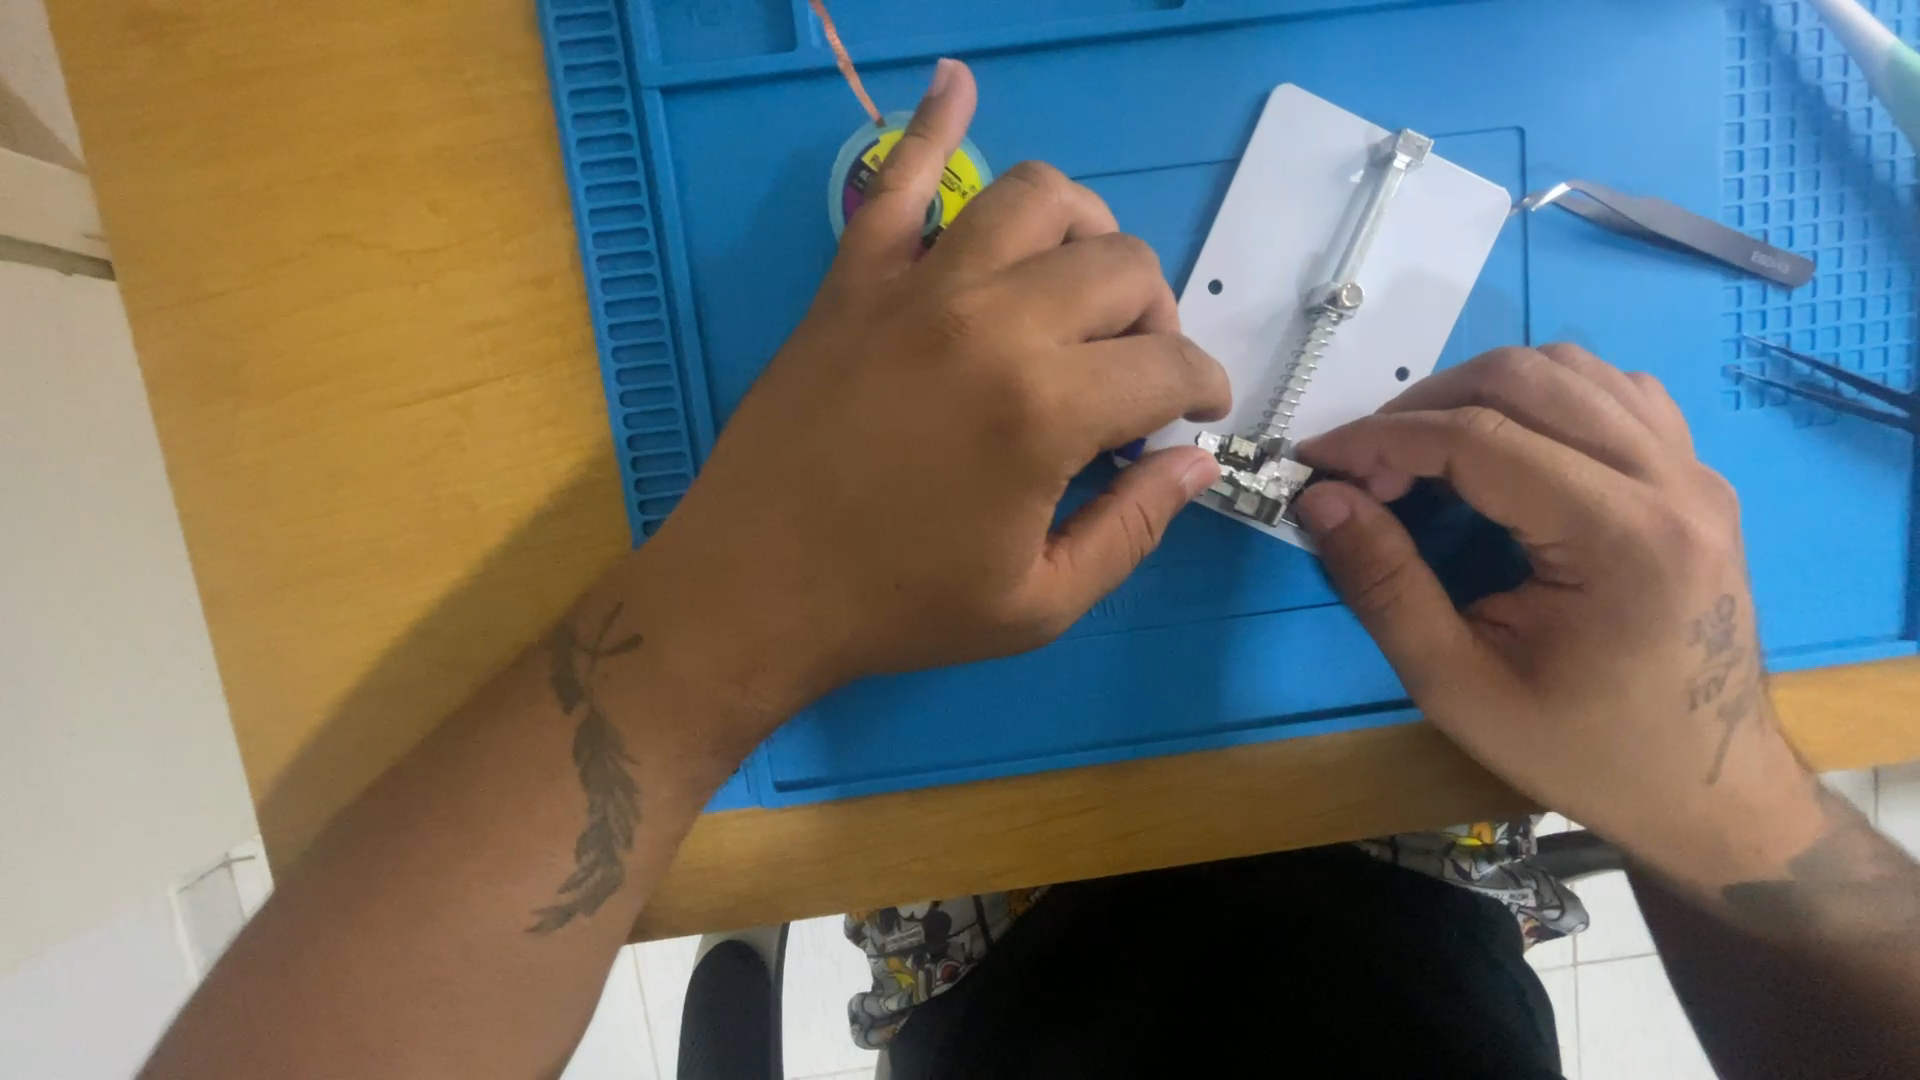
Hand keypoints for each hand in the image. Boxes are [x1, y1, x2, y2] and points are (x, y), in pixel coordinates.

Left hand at [623, 59, 1228, 735]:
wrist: (759, 587)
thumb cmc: (900, 607)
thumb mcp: (1039, 604)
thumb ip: (1132, 528)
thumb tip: (1192, 463)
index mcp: (1046, 410)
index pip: (1166, 364)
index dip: (1201, 387)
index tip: (1197, 411)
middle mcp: (992, 322)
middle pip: (1120, 267)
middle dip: (1156, 316)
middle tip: (1138, 368)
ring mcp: (915, 288)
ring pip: (1037, 198)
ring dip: (1086, 230)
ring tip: (1082, 280)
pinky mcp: (852, 282)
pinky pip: (896, 176)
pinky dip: (934, 123)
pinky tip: (959, 83)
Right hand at [1292, 345, 1825, 891]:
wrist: (1703, 790)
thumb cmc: (1574, 747)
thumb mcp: (1451, 682)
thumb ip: (1381, 583)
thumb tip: (1320, 497)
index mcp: (1622, 539)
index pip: (1479, 439)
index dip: (1378, 439)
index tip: (1313, 462)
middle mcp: (1674, 484)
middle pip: (1526, 379)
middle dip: (1419, 408)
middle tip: (1365, 470)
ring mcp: (1695, 473)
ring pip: (1570, 368)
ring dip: (1472, 393)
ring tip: (1418, 455)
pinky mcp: (1693, 479)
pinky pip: (1609, 392)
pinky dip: (1534, 398)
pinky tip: (1496, 449)